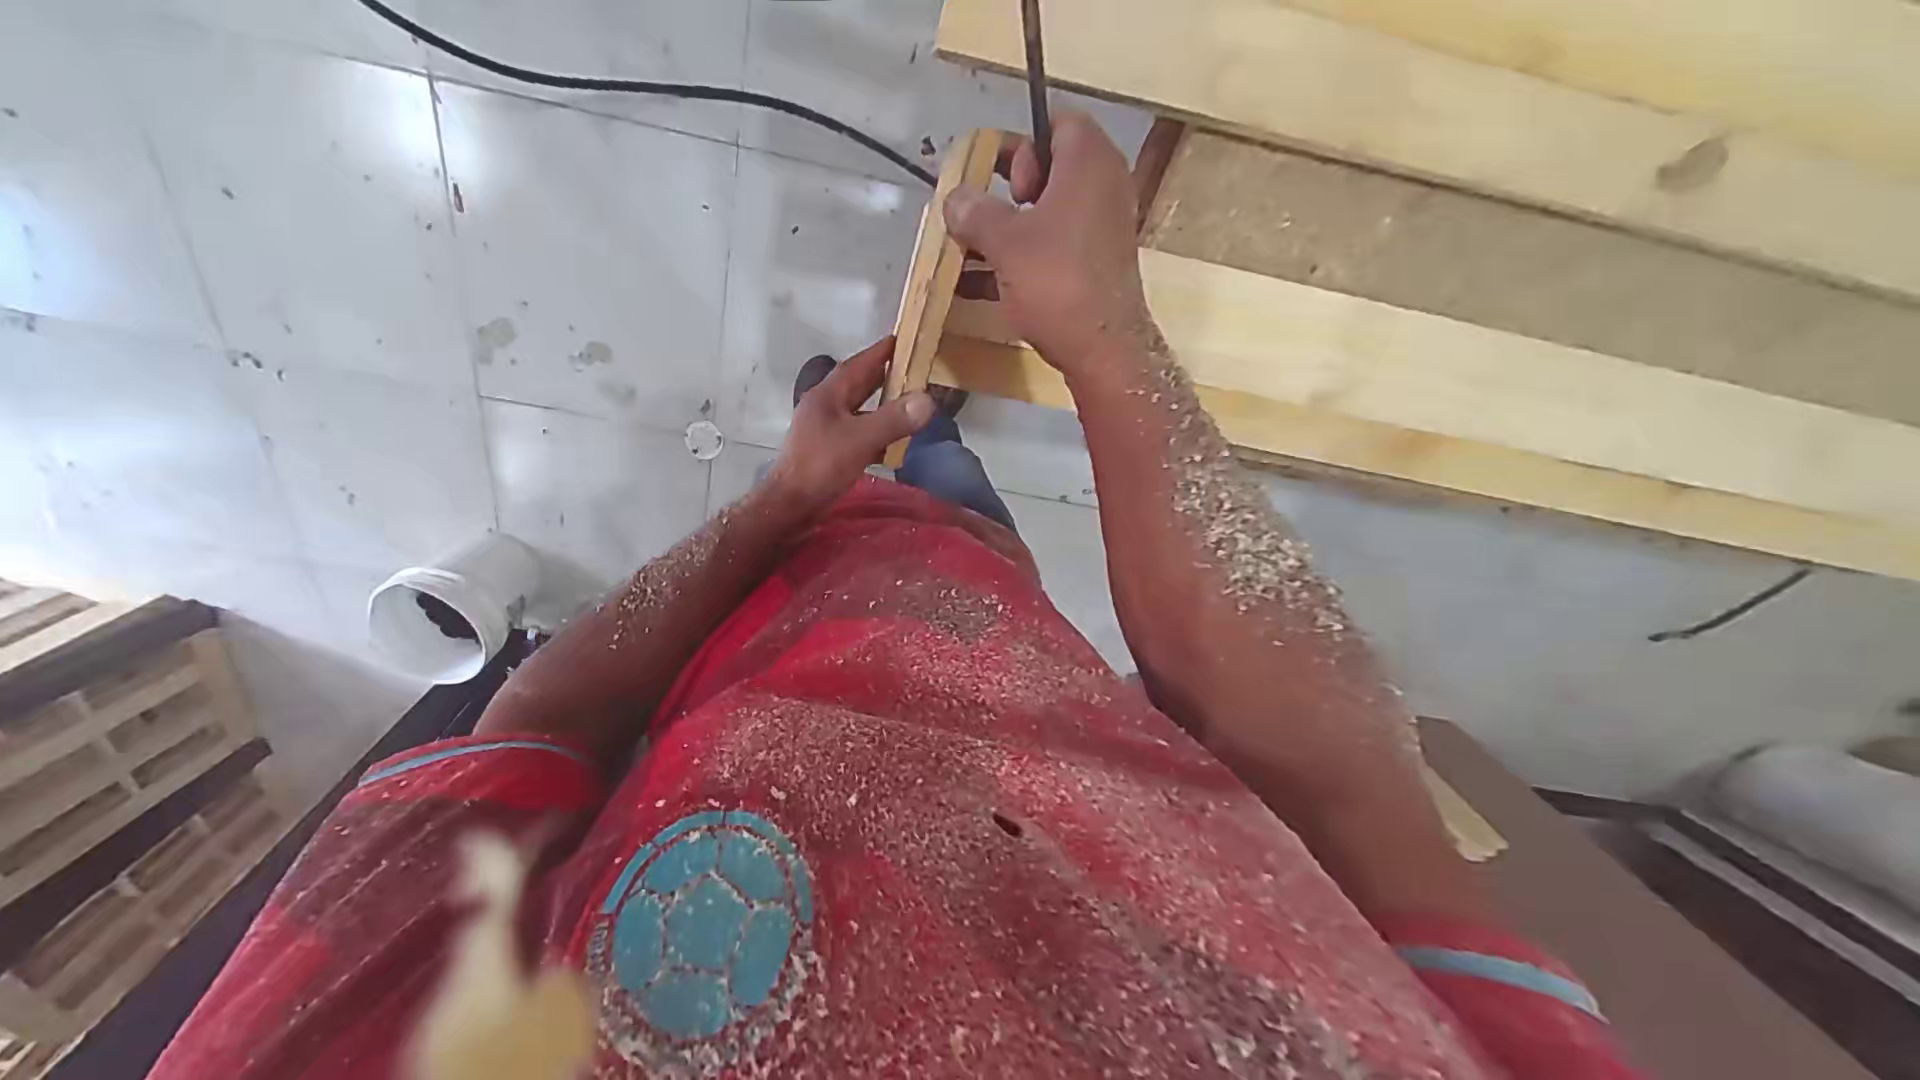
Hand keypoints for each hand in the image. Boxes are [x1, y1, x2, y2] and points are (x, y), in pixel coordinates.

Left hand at [765, 336, 932, 513]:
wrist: (792, 503)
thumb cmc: (821, 466)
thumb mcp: (861, 439)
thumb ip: (894, 419)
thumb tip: (928, 400)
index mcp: (828, 395)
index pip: (859, 364)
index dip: (881, 351)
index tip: (903, 339)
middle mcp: (825, 406)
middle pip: (858, 383)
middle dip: (884, 374)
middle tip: (912, 367)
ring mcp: (825, 427)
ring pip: (858, 407)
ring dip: (881, 403)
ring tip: (907, 400)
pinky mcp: (828, 447)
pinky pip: (857, 429)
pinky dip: (876, 428)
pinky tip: (891, 437)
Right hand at [943, 110, 1153, 374]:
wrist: (1103, 351)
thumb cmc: (1056, 283)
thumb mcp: (1005, 243)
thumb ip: (975, 213)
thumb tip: (955, 198)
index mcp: (1090, 163)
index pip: (1058, 123)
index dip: (1022, 144)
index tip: (998, 177)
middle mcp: (1104, 189)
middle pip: (1051, 171)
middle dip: (1007, 192)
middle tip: (986, 216)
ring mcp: (1103, 232)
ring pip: (1047, 217)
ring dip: (1006, 232)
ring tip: (966, 253)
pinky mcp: (1096, 270)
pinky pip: (1053, 251)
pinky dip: (1021, 260)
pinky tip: (978, 286)